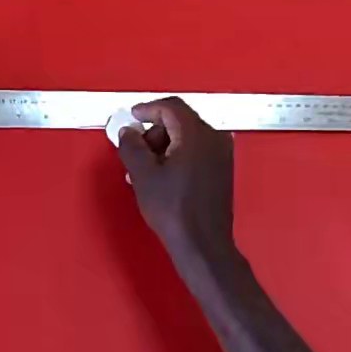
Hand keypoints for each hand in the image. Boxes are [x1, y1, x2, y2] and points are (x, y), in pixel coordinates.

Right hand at [116, 97, 235, 255]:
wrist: (202, 243)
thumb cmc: (173, 208)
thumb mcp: (142, 174)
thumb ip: (132, 146)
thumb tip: (128, 132)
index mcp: (197, 135)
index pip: (171, 107)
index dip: (148, 109)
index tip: (133, 117)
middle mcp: (214, 139)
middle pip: (179, 121)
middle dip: (154, 131)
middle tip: (136, 150)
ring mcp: (222, 155)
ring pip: (187, 137)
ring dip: (163, 146)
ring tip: (144, 169)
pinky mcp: (222, 170)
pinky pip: (196, 151)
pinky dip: (176, 156)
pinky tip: (160, 176)